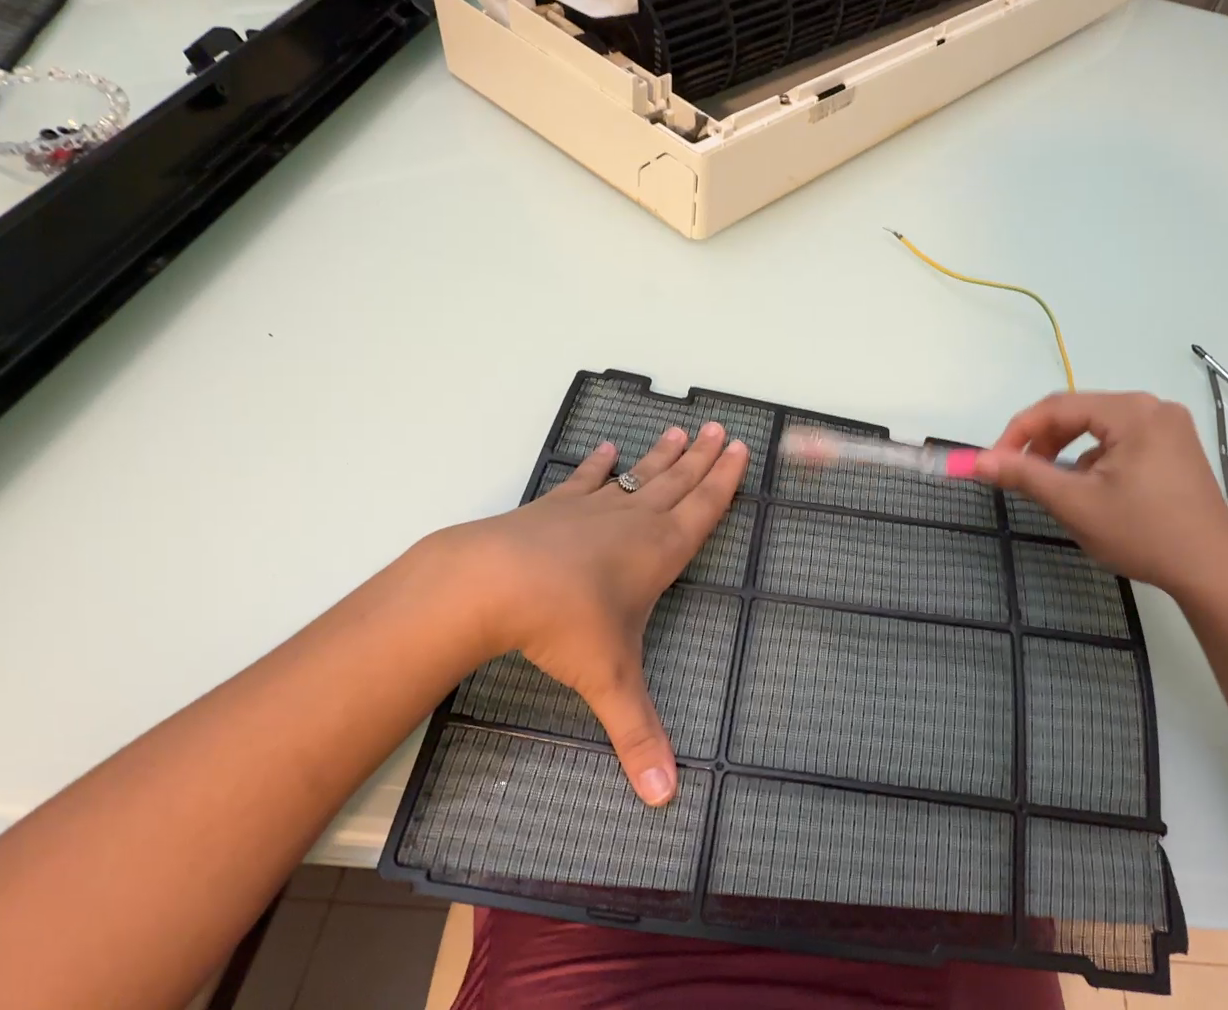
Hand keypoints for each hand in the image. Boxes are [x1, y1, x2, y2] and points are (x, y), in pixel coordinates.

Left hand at [429, 422, 747, 805]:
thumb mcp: (609, 682)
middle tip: (718, 428)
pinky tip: (607, 451)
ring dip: (661, 455)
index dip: (724, 481)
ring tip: (678, 430)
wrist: (490, 583)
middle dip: (701, 458)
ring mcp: (592, 509)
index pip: (703, 510)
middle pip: (677, 482)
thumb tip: (665, 798)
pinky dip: (599, 466)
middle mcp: (633, 522)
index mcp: (659, 553)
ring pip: (639, 476)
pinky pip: (585, 480)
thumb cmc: (563, 626)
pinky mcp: (553, 508)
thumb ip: (639, 736)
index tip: (738, 449)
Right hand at [971, 392, 1227, 597]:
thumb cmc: (1143, 533)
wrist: (1211, 570)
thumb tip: (978, 461)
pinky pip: (1122, 442)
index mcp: (1132, 412)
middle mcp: (1154, 408)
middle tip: (1018, 475)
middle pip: (1080, 413)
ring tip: (1055, 487)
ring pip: (1100, 429)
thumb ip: (1025, 476)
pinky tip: (1094, 492)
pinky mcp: (1177, 450)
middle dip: (1043, 442)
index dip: (1017, 432)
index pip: (1057, 406)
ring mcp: (1170, 428)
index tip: (993, 463)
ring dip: (1068, 452)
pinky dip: (1096, 460)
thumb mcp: (1075, 504)